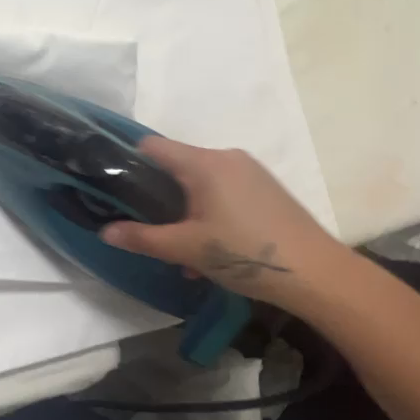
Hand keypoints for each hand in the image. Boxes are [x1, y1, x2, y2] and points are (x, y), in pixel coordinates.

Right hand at [99, 137, 341, 300]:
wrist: (315, 273)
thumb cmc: (245, 253)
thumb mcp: (187, 248)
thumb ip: (143, 238)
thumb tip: (104, 232)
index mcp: (204, 163)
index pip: (152, 147)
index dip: (128, 164)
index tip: (115, 191)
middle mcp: (227, 157)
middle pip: (177, 167)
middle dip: (160, 200)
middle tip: (151, 233)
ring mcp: (250, 172)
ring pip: (201, 185)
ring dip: (186, 215)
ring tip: (184, 255)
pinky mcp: (266, 190)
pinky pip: (224, 194)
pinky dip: (210, 216)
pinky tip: (212, 253)